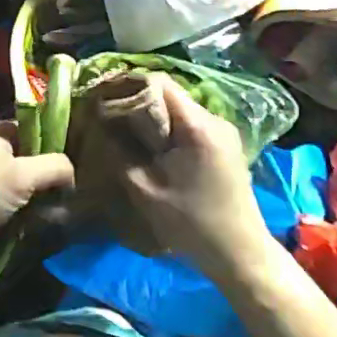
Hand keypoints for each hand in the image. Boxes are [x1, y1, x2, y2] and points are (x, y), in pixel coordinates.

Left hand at [0, 121, 74, 273]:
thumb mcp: (19, 175)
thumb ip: (53, 166)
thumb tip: (74, 172)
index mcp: (0, 133)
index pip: (42, 128)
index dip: (63, 141)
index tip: (89, 159)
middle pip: (40, 159)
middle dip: (58, 175)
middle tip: (83, 190)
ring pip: (35, 185)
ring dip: (50, 198)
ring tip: (72, 209)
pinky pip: (26, 204)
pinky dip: (38, 212)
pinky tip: (56, 221)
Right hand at [119, 74, 279, 282]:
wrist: (238, 254)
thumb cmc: (190, 222)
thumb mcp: (144, 188)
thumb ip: (119, 151)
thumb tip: (98, 124)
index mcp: (197, 127)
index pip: (158, 83)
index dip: (126, 85)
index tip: (100, 98)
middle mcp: (214, 120)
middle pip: (168, 93)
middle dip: (134, 100)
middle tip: (104, 115)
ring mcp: (222, 132)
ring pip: (177, 108)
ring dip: (150, 115)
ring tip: (121, 130)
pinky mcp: (223, 145)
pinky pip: (188, 123)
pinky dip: (165, 127)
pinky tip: (147, 144)